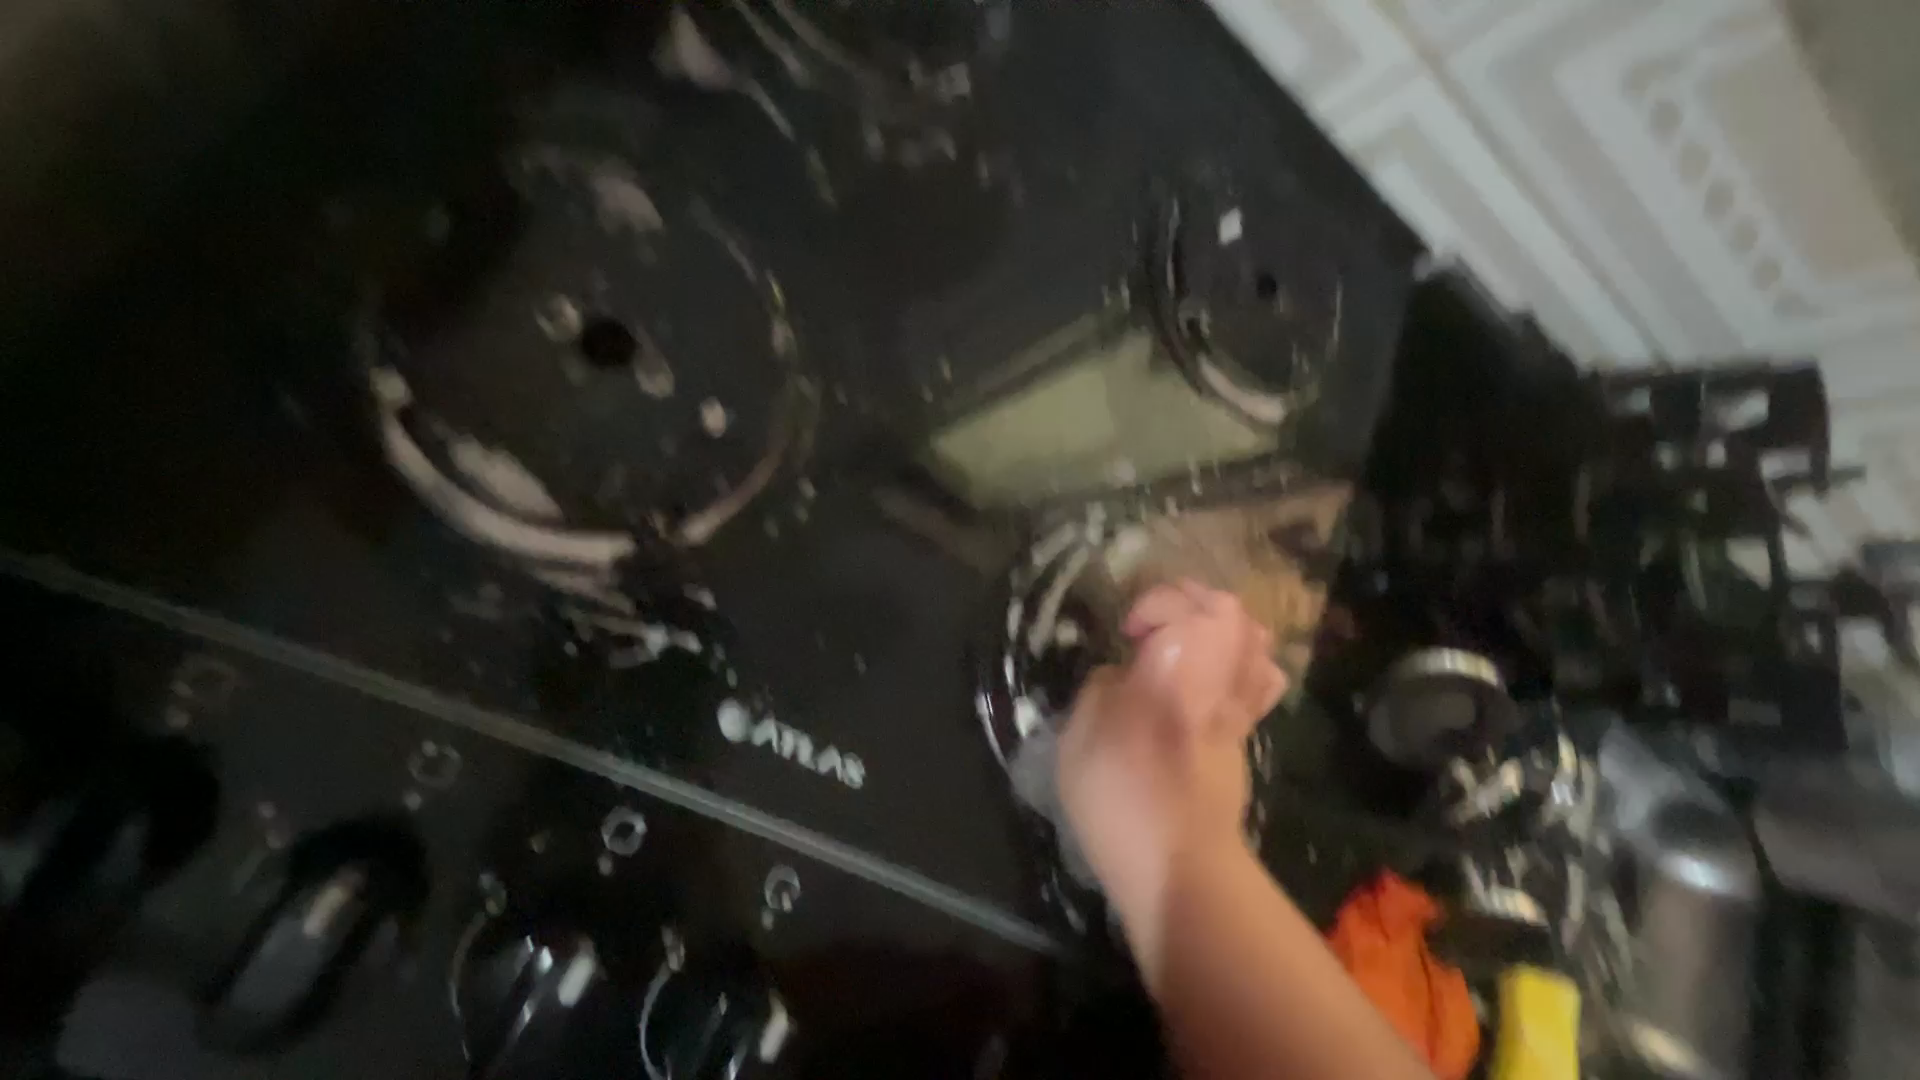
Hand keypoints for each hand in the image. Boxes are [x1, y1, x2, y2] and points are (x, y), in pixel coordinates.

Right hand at [1057, 580, 1287, 944]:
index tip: (1128, 631)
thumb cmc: (1118, 799)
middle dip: (1194, 600)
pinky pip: (1259, 682)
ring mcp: (1237, 708)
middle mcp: (1214, 679)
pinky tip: (1212, 678)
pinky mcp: (1245, 736)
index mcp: (1171, 672)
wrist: (1178, 866)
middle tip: (1160, 619)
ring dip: (1224, 628)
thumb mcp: (1078, 738)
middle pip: (1229, 613)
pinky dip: (1243, 665)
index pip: (1182, 607)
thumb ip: (1100, 690)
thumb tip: (1123, 677)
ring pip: (1256, 643)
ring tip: (1190, 639)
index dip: (1155, 603)